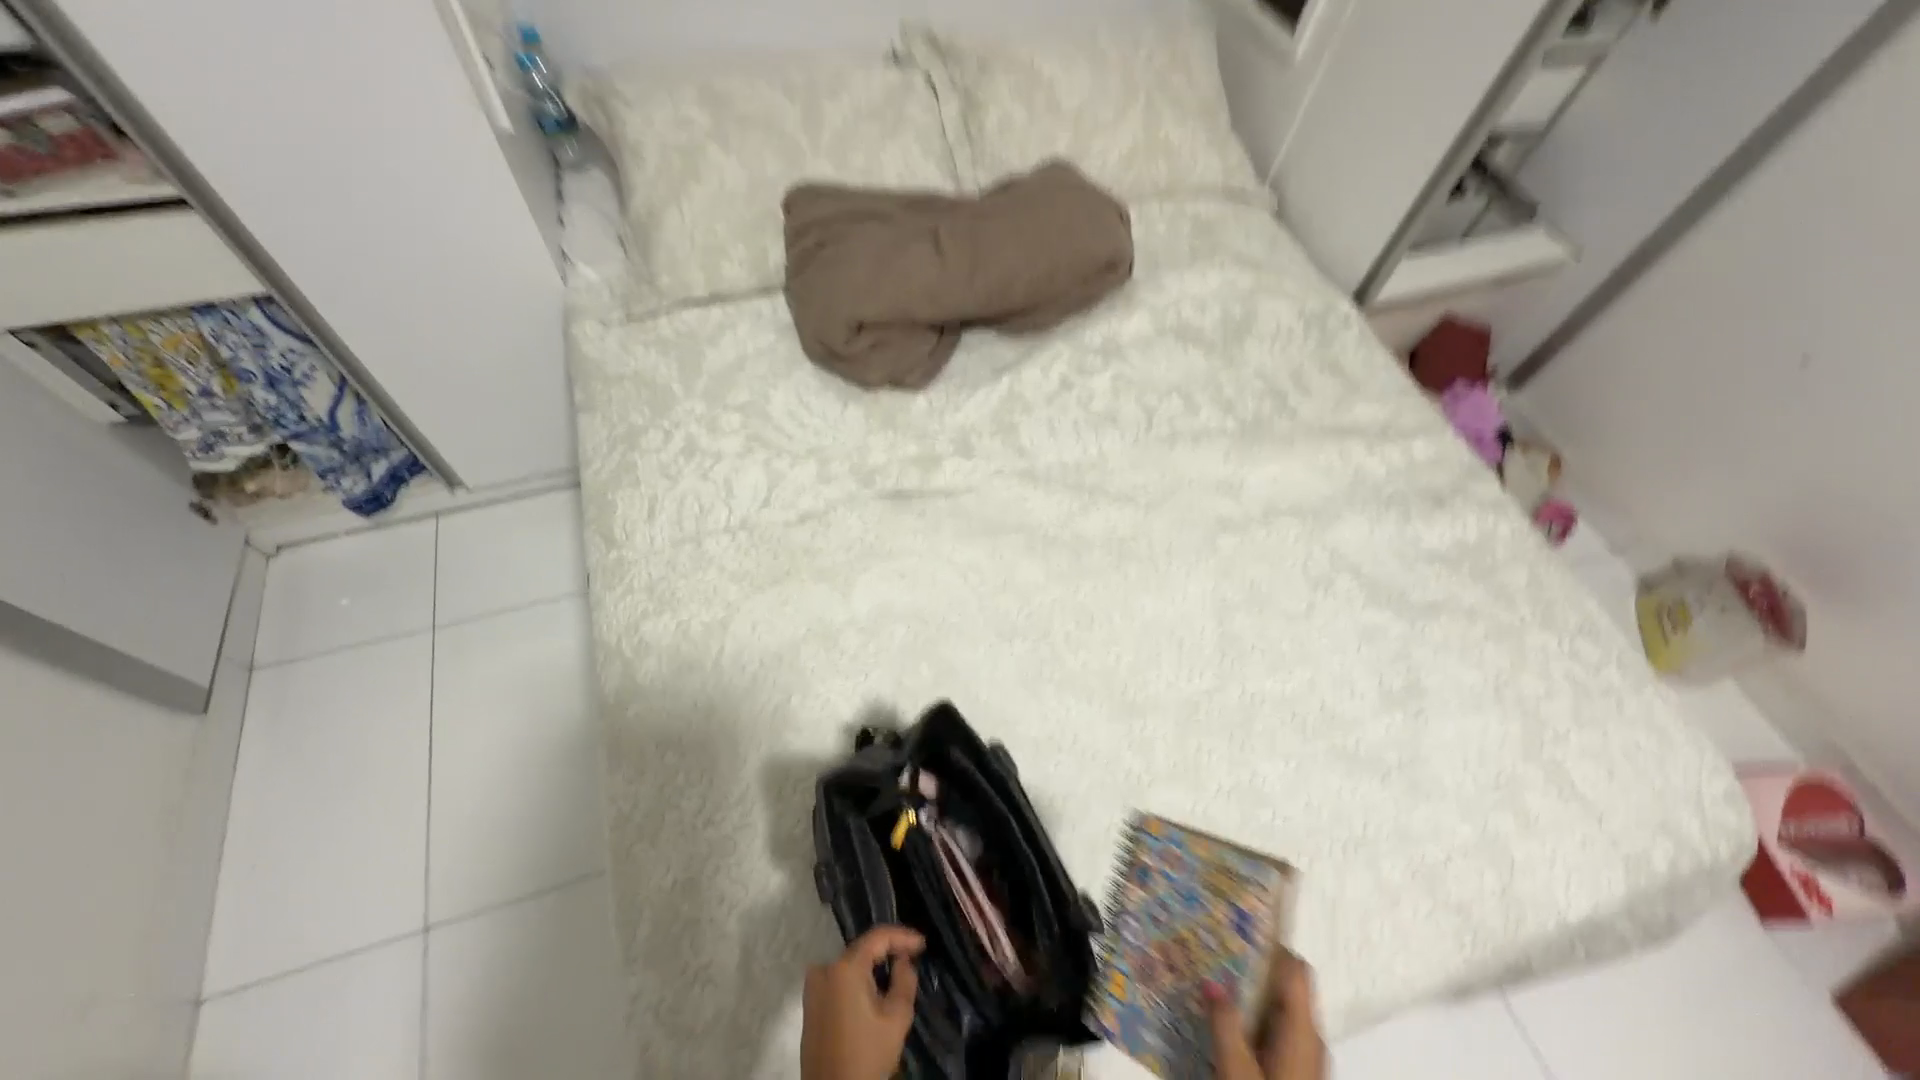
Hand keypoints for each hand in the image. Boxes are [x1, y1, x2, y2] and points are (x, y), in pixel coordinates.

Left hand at [801, 926, 925, 1079]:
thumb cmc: (867, 1055)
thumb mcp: (896, 1018)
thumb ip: (904, 981)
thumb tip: (903, 961)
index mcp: (845, 969)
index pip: (877, 937)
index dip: (902, 936)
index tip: (922, 944)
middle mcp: (824, 969)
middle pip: (861, 950)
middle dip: (887, 951)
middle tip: (912, 958)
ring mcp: (813, 986)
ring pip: (849, 965)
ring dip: (872, 966)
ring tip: (896, 972)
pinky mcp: (810, 1003)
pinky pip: (838, 980)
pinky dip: (857, 979)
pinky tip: (873, 989)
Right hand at [1207, 950, 1327, 1079]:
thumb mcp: (1237, 1069)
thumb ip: (1225, 1024)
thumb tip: (1210, 981)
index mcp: (1303, 1029)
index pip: (1297, 969)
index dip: (1273, 947)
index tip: (1241, 935)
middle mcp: (1313, 1037)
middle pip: (1290, 988)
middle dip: (1257, 972)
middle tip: (1220, 962)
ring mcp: (1311, 1055)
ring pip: (1285, 1011)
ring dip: (1256, 998)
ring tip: (1221, 991)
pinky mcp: (1303, 1070)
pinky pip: (1284, 1031)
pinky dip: (1261, 1020)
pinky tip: (1236, 1030)